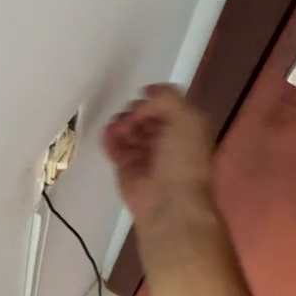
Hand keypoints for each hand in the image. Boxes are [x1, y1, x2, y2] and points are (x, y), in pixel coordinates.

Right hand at [101, 84, 216, 226]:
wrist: (169, 202)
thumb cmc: (183, 159)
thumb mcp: (187, 118)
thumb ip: (167, 98)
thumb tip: (146, 93)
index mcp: (186, 127)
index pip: (167, 104)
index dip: (155, 99)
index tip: (146, 98)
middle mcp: (166, 139)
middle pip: (144, 114)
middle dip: (136, 111)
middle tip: (134, 119)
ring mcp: (145, 153)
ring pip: (128, 127)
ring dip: (121, 122)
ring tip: (121, 129)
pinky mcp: (125, 166)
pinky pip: (114, 145)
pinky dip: (109, 137)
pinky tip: (110, 135)